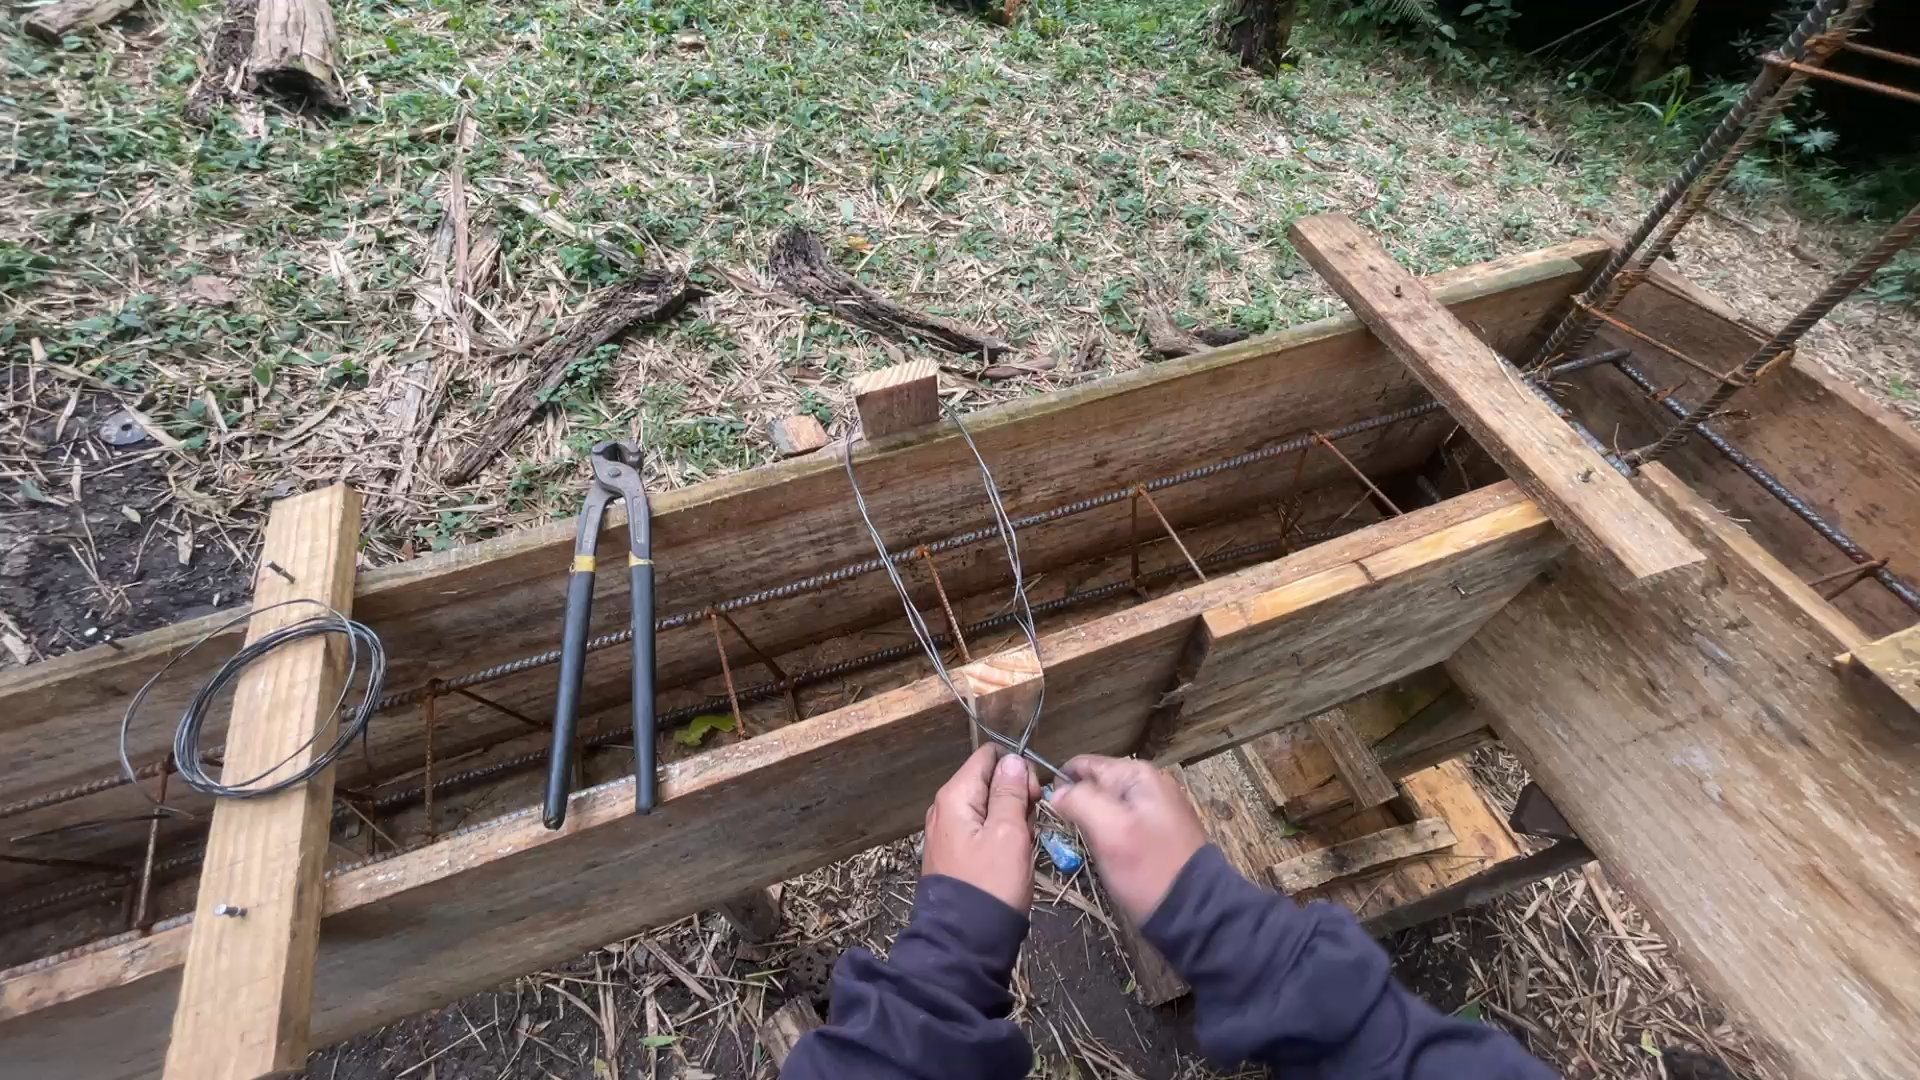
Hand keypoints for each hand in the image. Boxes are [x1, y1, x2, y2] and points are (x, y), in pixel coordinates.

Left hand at [922, 744, 1041, 912]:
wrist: (964, 946)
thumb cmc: (990, 886)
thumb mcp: (1008, 834)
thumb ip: (1010, 792)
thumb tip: (1012, 758)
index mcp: (955, 796)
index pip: (988, 757)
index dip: (1016, 769)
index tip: (1033, 796)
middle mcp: (945, 808)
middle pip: (990, 781)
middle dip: (1016, 798)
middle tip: (1027, 829)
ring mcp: (948, 832)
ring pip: (990, 808)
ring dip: (1012, 823)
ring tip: (1019, 851)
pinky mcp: (955, 854)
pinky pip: (983, 832)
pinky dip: (1001, 840)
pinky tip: (1009, 862)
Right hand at [1048, 755, 1205, 923]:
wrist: (1197, 915)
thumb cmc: (1149, 869)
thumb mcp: (1109, 830)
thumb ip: (1080, 801)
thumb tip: (1056, 792)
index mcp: (1137, 774)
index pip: (1083, 765)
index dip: (1062, 784)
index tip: (1049, 811)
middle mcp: (1149, 784)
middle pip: (1095, 784)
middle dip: (1078, 805)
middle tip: (1073, 835)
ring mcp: (1156, 808)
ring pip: (1106, 806)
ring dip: (1094, 824)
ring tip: (1093, 848)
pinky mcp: (1159, 832)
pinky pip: (1122, 824)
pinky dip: (1110, 836)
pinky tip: (1111, 855)